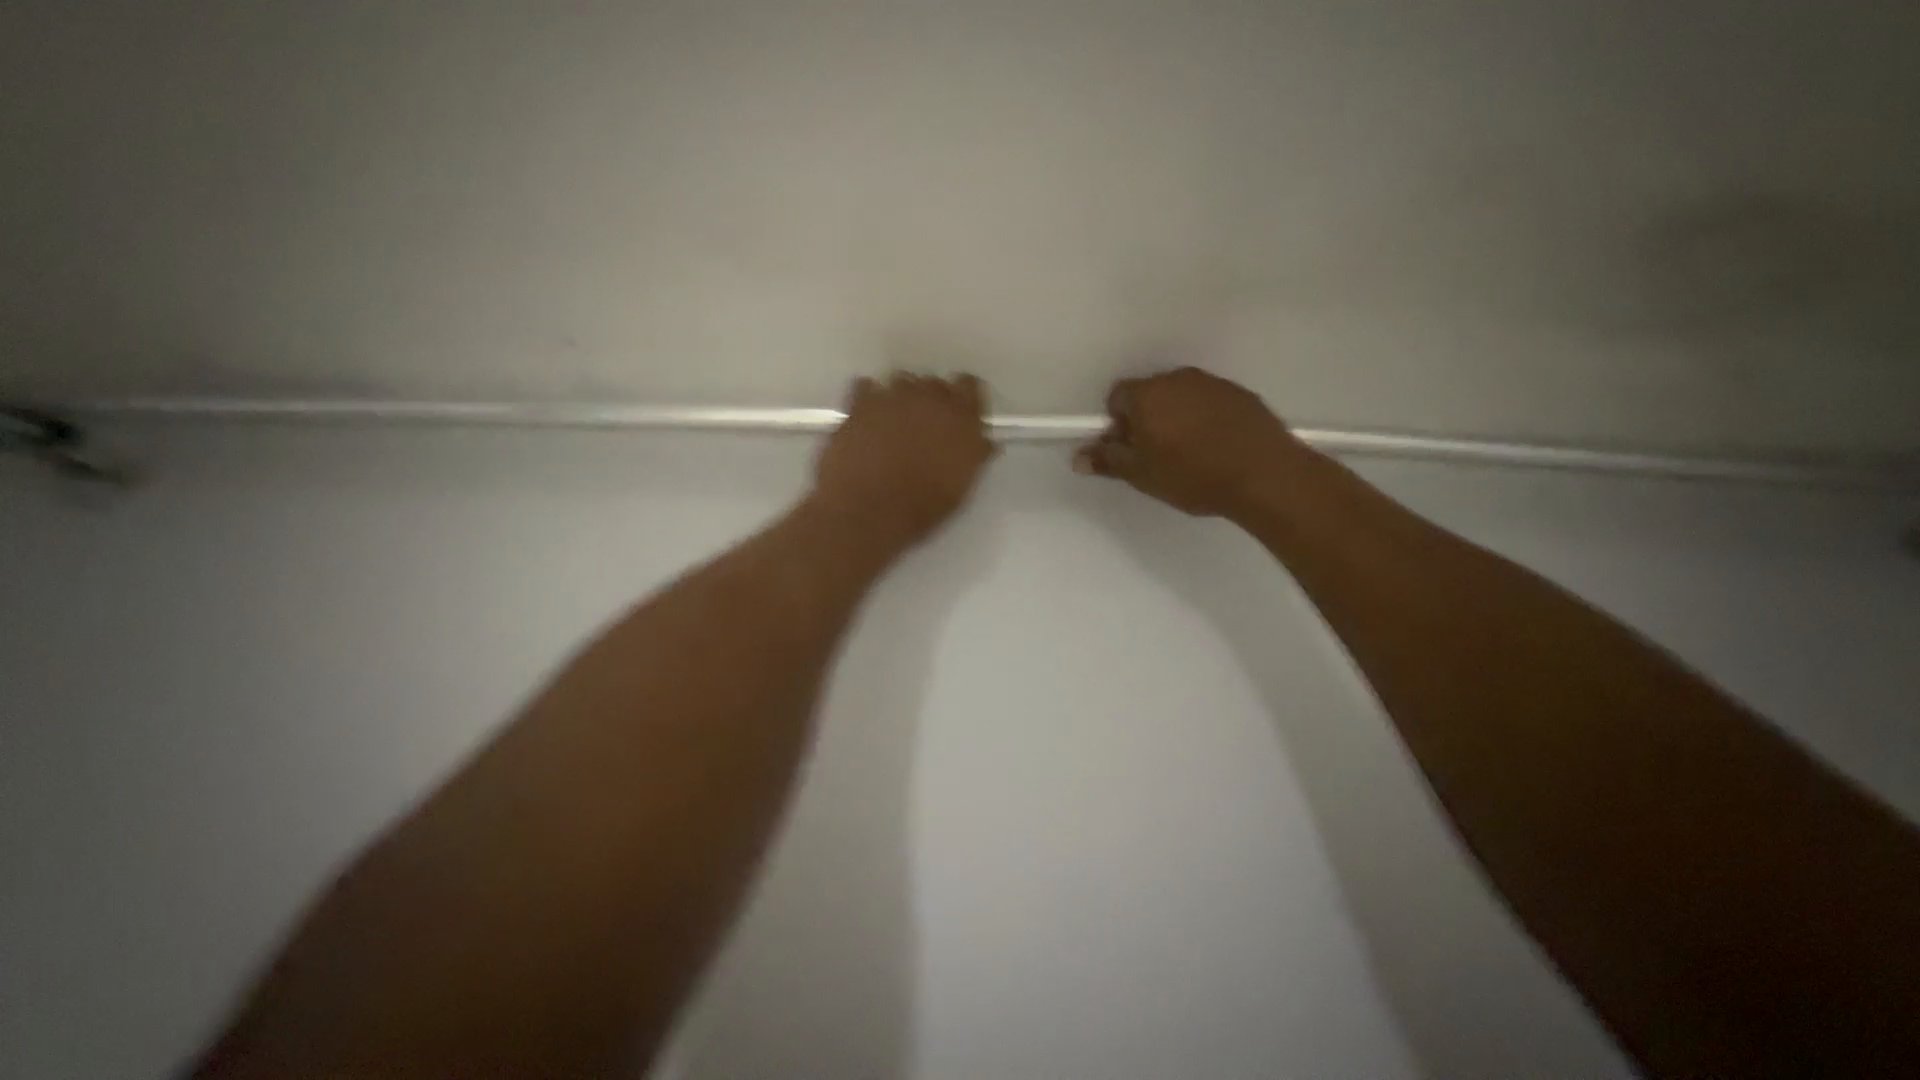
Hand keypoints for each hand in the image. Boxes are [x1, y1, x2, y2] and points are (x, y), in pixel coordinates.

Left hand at [812, 373, 997, 548]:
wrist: (866, 510)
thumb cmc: (921, 506)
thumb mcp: (959, 487)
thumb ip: (972, 456)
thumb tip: (982, 441)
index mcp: (961, 416)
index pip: (970, 386)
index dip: (964, 401)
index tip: (959, 419)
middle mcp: (928, 396)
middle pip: (934, 383)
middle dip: (931, 401)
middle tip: (924, 428)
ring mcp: (892, 395)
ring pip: (901, 382)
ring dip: (901, 398)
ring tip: (893, 425)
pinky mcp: (858, 402)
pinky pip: (866, 387)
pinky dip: (868, 400)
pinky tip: (866, 420)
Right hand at [1075, 367, 1309, 518]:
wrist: (1262, 474)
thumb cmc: (1192, 474)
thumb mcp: (1142, 475)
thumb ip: (1108, 461)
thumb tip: (1078, 457)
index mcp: (1147, 394)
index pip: (1117, 397)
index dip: (1118, 424)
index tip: (1130, 449)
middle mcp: (1177, 379)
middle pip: (1150, 394)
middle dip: (1147, 419)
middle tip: (1157, 455)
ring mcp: (1213, 384)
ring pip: (1182, 397)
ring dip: (1178, 417)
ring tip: (1190, 453)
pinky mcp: (1241, 395)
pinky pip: (1211, 403)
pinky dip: (1207, 419)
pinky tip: (1217, 448)